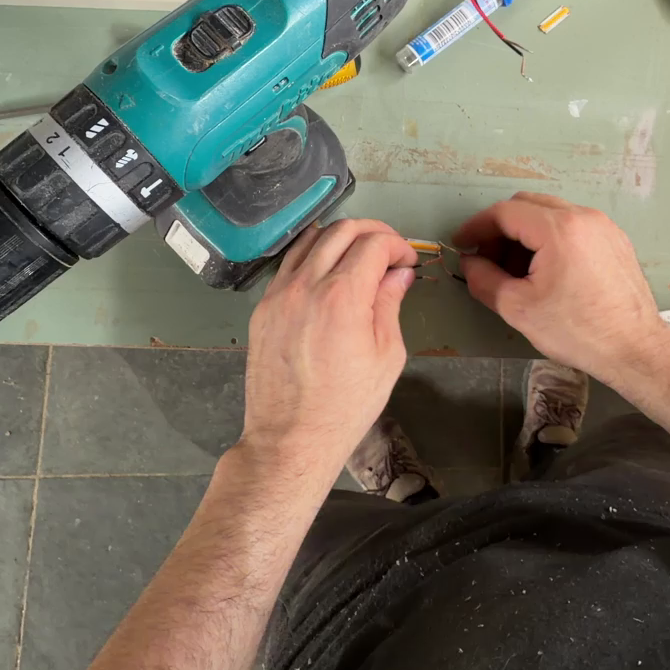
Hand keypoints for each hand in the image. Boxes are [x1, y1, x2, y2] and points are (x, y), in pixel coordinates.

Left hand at [240, 219, 417, 482]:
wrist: (291, 438)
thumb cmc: (348, 404)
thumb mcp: (387, 355)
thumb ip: (390, 304)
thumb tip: (398, 274)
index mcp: (342, 296)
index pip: (373, 243)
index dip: (397, 245)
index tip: (407, 262)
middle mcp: (306, 284)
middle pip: (341, 230)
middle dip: (373, 232)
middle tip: (390, 252)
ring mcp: (278, 293)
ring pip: (311, 238)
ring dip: (341, 237)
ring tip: (360, 256)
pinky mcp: (263, 306)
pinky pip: (289, 262)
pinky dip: (313, 254)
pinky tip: (328, 271)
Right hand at [453, 193, 669, 386]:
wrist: (635, 349)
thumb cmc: (575, 330)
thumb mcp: (518, 308)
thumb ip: (484, 279)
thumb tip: (469, 262)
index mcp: (559, 228)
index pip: (505, 212)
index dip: (476, 226)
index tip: (461, 244)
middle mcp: (583, 216)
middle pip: (528, 205)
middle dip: (500, 228)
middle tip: (486, 259)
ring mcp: (603, 226)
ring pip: (550, 214)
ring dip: (525, 234)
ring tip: (515, 269)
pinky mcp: (614, 239)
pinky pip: (572, 226)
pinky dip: (550, 238)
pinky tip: (545, 271)